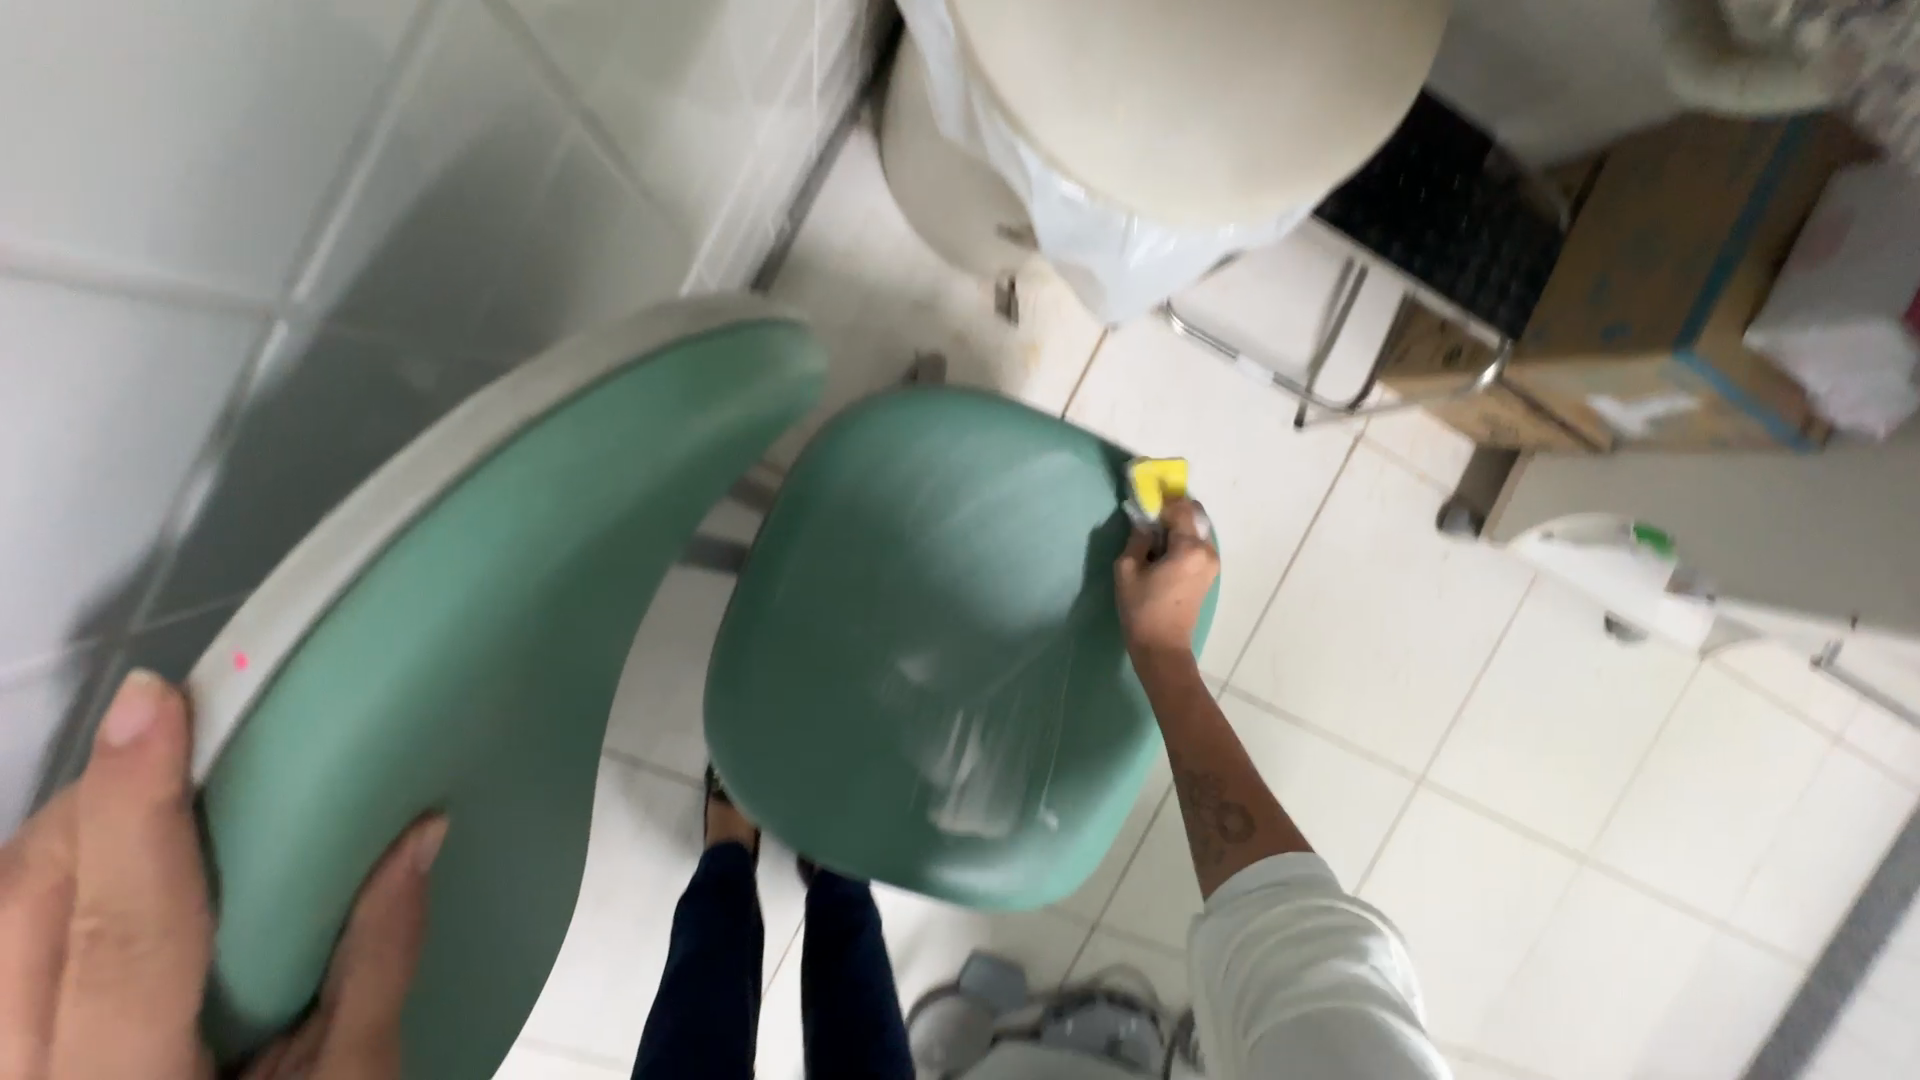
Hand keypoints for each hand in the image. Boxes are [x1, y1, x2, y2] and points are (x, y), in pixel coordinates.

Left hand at [0, 670, 446, 1079]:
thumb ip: (380, 960)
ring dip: (63, 833)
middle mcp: (23, 1079)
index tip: (156, 702)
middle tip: (175, 729)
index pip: (125, 929)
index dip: (140, 809)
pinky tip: (102, 863)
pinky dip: (41, 883)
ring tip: (145, 783)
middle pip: (26, 909)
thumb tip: (420, 835)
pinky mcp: (2, 1059)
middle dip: (97, 797)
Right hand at [1114, 497, 1219, 661]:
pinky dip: (1181, 539)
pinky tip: (1163, 549)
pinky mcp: (1208, 573)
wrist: (1162, 647)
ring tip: (1153, 533)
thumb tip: (1144, 522)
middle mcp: (1207, 551)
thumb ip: (1137, 539)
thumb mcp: (1128, 569)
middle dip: (1171, 510)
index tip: (1145, 496)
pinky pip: (1197, 545)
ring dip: (1177, 526)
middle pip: (1192, 516)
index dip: (1161, 499)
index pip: (1179, 508)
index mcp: (1189, 548)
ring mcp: (1212, 563)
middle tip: (1148, 513)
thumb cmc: (1141, 609)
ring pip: (1196, 530)